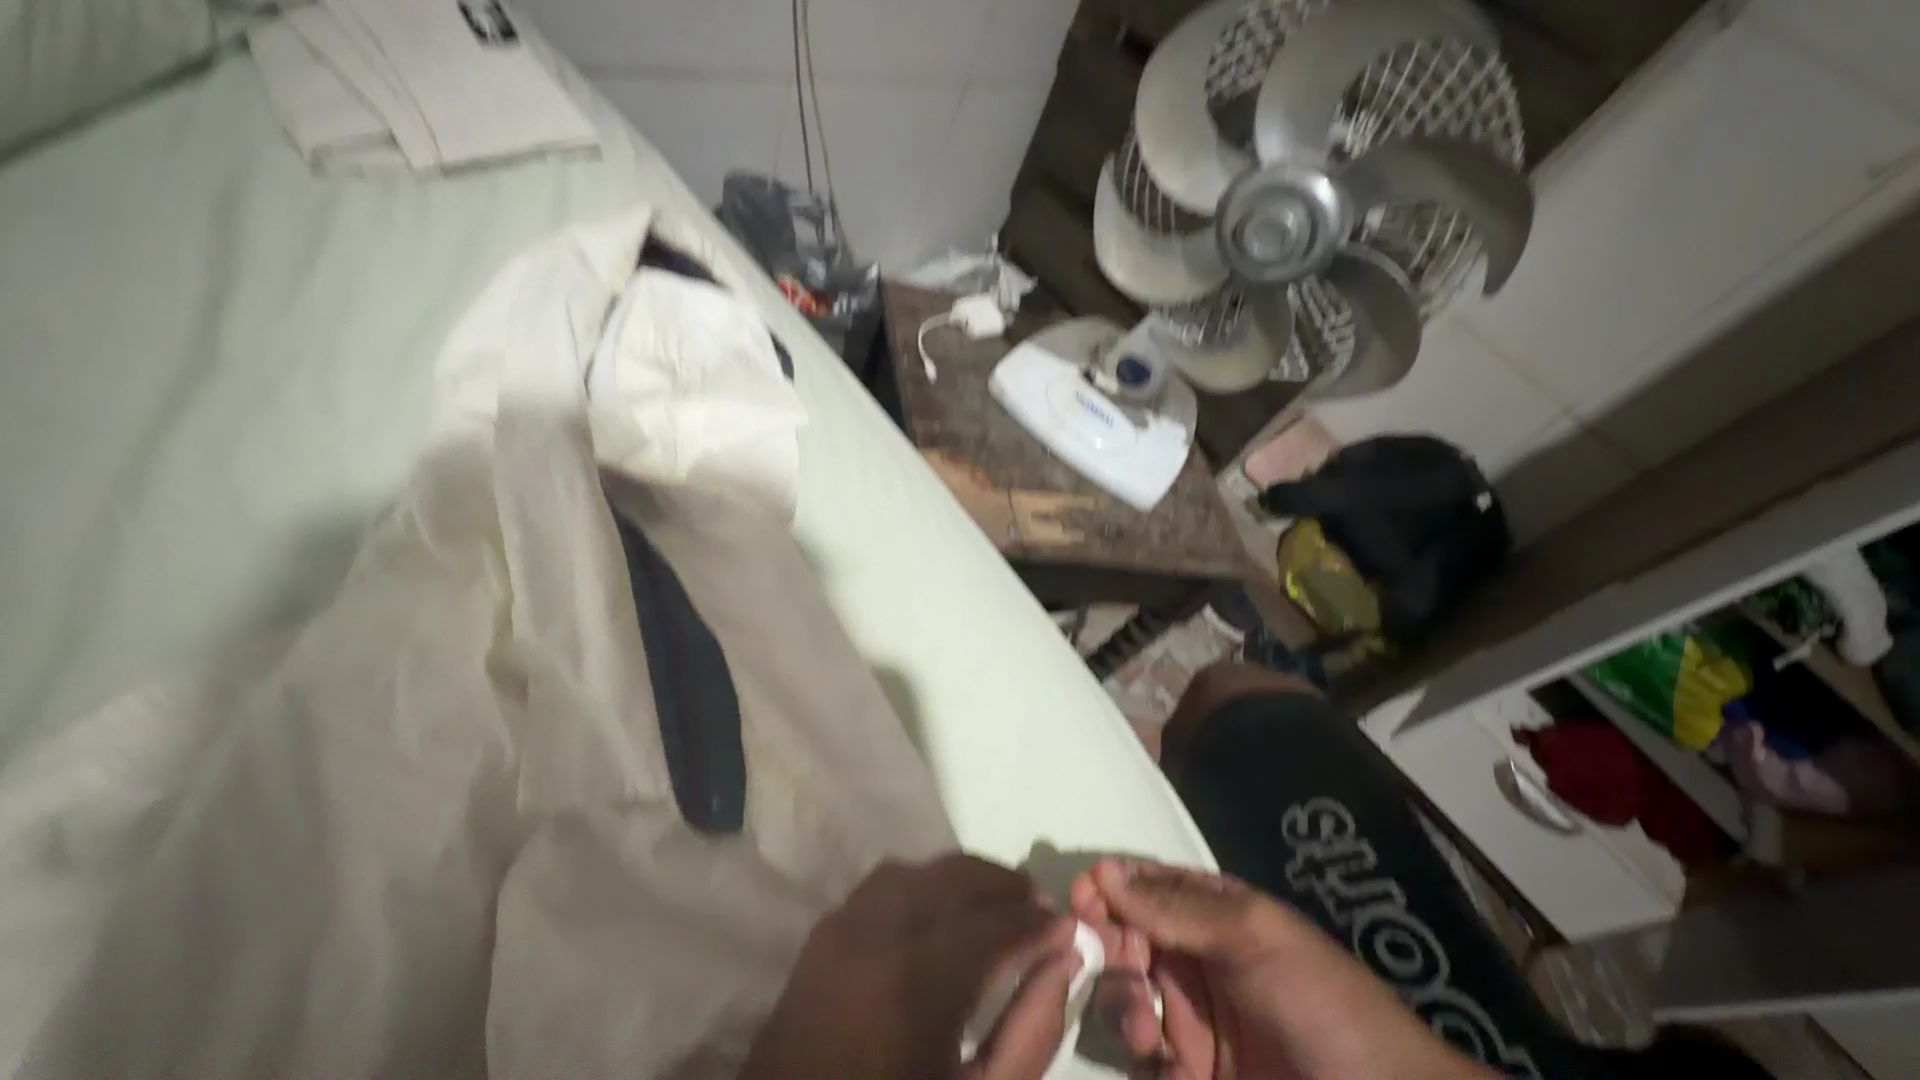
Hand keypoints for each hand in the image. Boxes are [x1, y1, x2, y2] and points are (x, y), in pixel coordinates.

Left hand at [740, 853, 1080, 1079]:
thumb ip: (1031, 1031)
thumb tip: (1064, 959)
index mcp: (917, 981)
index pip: (995, 924)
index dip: (1038, 922)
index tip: (1067, 928)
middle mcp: (876, 935)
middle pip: (953, 878)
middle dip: (1003, 885)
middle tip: (1037, 909)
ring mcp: (840, 928)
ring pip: (914, 872)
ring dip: (960, 880)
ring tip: (991, 907)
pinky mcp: (819, 934)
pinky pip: (879, 886)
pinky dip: (919, 887)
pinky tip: (938, 916)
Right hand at [1072, 859, 1496, 1079]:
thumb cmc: (1322, 1004)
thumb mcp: (1252, 938)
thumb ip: (1174, 906)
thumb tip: (1102, 867)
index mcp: (1216, 915)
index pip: (1147, 888)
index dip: (1111, 888)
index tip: (1080, 897)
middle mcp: (1196, 961)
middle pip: (1125, 939)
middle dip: (1108, 947)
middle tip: (1105, 961)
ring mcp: (1191, 1020)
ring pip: (1124, 995)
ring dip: (1121, 1005)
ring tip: (1144, 1032)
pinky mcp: (1188, 1073)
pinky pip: (1139, 1056)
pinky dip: (1137, 1056)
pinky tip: (1160, 1062)